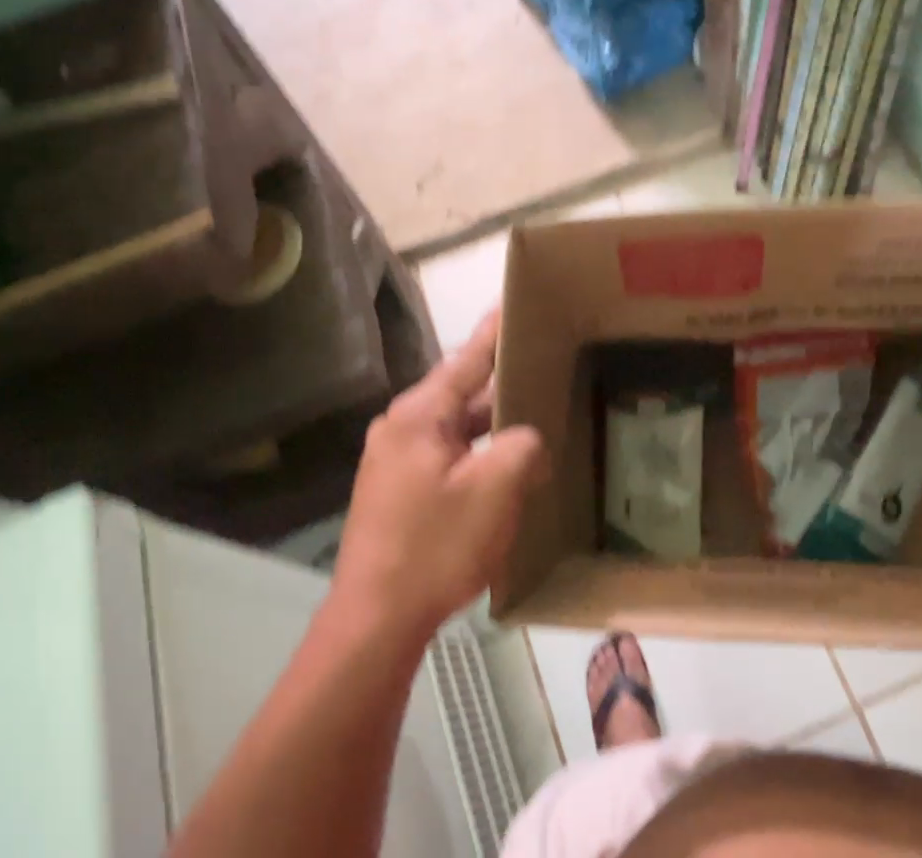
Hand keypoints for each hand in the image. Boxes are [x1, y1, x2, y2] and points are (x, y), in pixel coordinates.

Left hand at [332, 311, 546, 635]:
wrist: (376, 618)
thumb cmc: (435, 546)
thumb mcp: (494, 489)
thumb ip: (522, 446)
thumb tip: (527, 440)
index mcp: (417, 416)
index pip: (466, 361)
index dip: (496, 333)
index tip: (517, 302)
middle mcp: (400, 430)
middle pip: (460, 394)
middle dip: (502, 382)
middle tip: (545, 363)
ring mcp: (395, 464)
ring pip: (456, 430)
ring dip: (493, 425)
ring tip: (535, 411)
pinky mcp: (399, 495)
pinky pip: (448, 458)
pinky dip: (478, 454)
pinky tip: (507, 465)